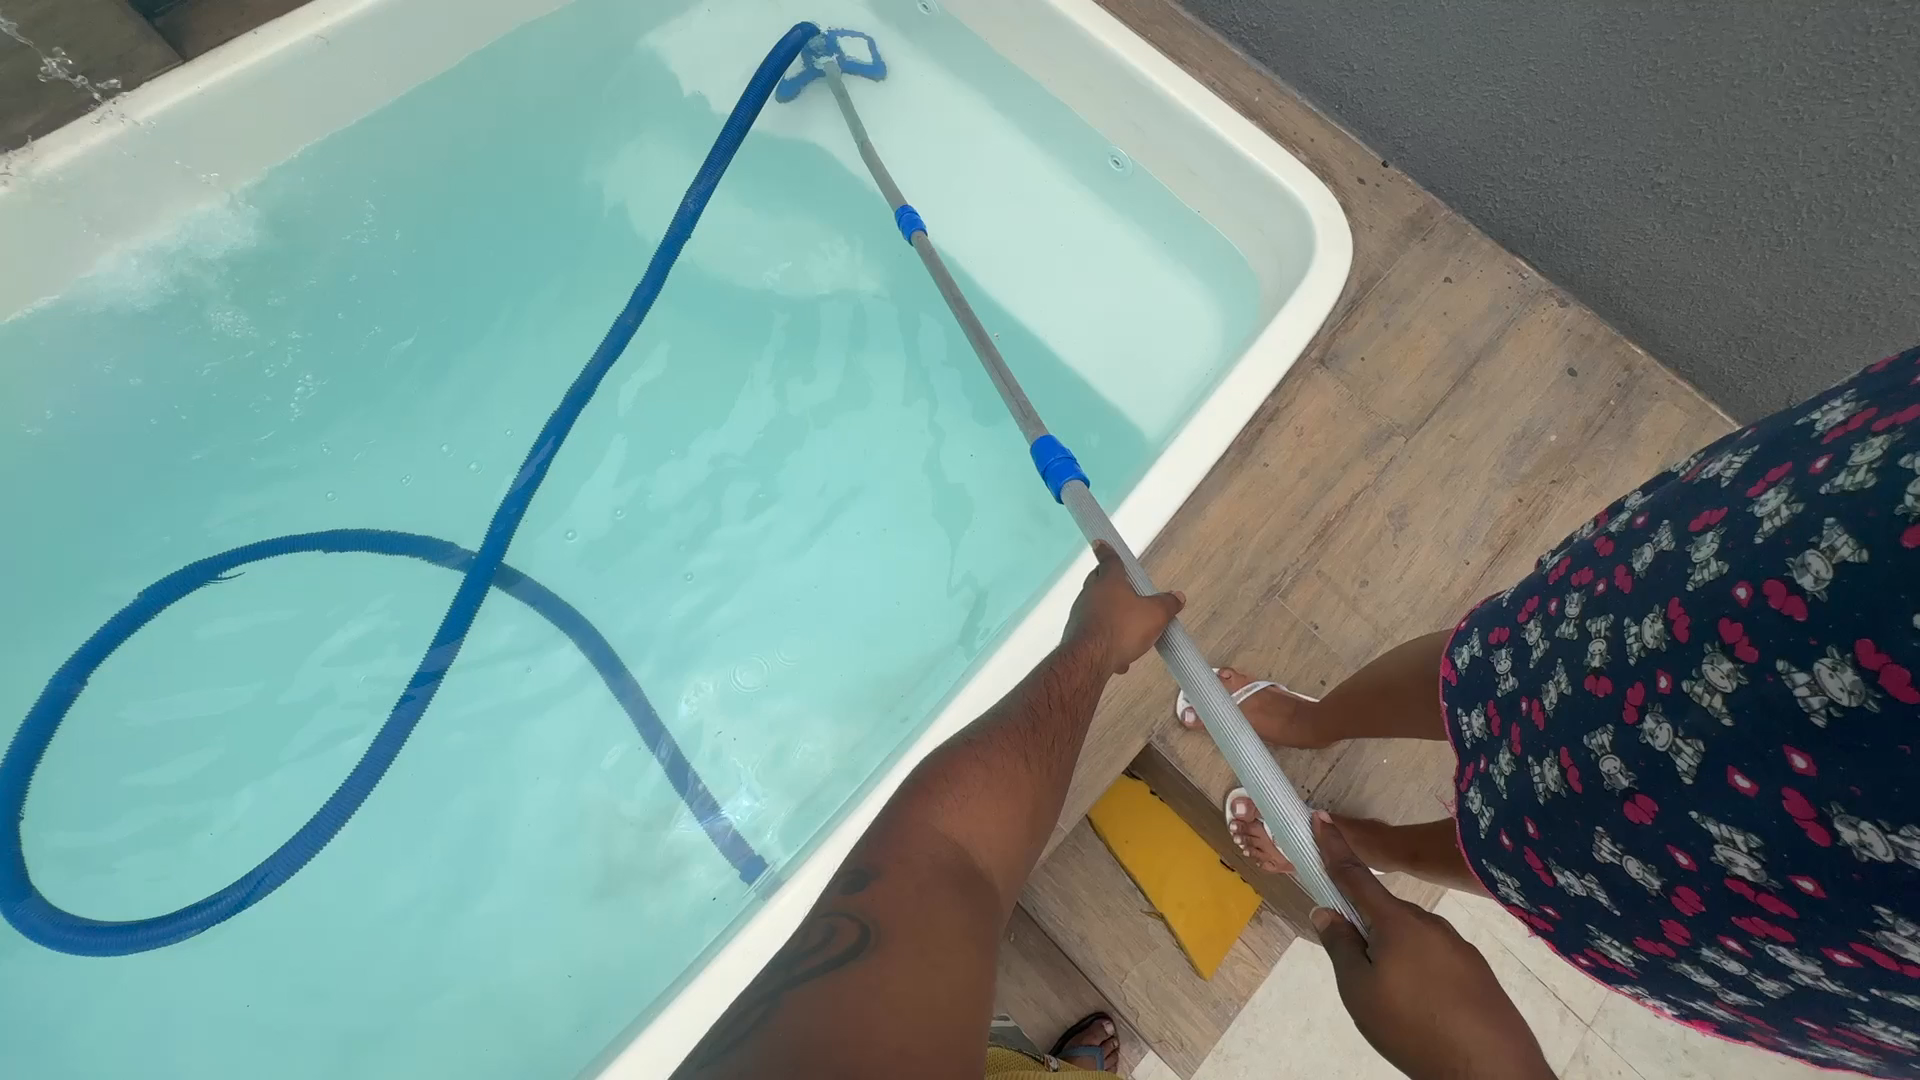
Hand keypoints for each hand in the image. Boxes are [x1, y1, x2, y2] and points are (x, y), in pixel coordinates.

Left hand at [1063, 541, 1183, 674]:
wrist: (1090, 658)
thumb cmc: (1123, 629)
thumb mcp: (1155, 615)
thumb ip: (1167, 604)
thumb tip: (1177, 596)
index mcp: (1109, 581)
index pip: (1109, 559)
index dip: (1107, 550)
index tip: (1099, 542)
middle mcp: (1090, 593)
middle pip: (1098, 580)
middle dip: (1109, 582)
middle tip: (1122, 587)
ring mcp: (1080, 612)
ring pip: (1096, 607)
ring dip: (1110, 616)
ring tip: (1129, 633)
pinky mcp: (1076, 633)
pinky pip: (1094, 631)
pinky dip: (1106, 639)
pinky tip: (1120, 657)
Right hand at [1310, 813, 1553, 1079]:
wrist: (1496, 1078)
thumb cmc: (1415, 1027)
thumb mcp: (1359, 990)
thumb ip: (1340, 946)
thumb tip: (1328, 913)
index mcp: (1396, 921)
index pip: (1354, 874)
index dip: (1332, 846)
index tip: (1320, 817)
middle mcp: (1430, 925)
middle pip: (1385, 913)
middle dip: (1368, 928)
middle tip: (1362, 970)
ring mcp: (1460, 949)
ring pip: (1413, 939)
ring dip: (1397, 954)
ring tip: (1398, 1001)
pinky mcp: (1481, 976)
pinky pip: (1439, 961)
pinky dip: (1425, 975)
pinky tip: (1428, 1011)